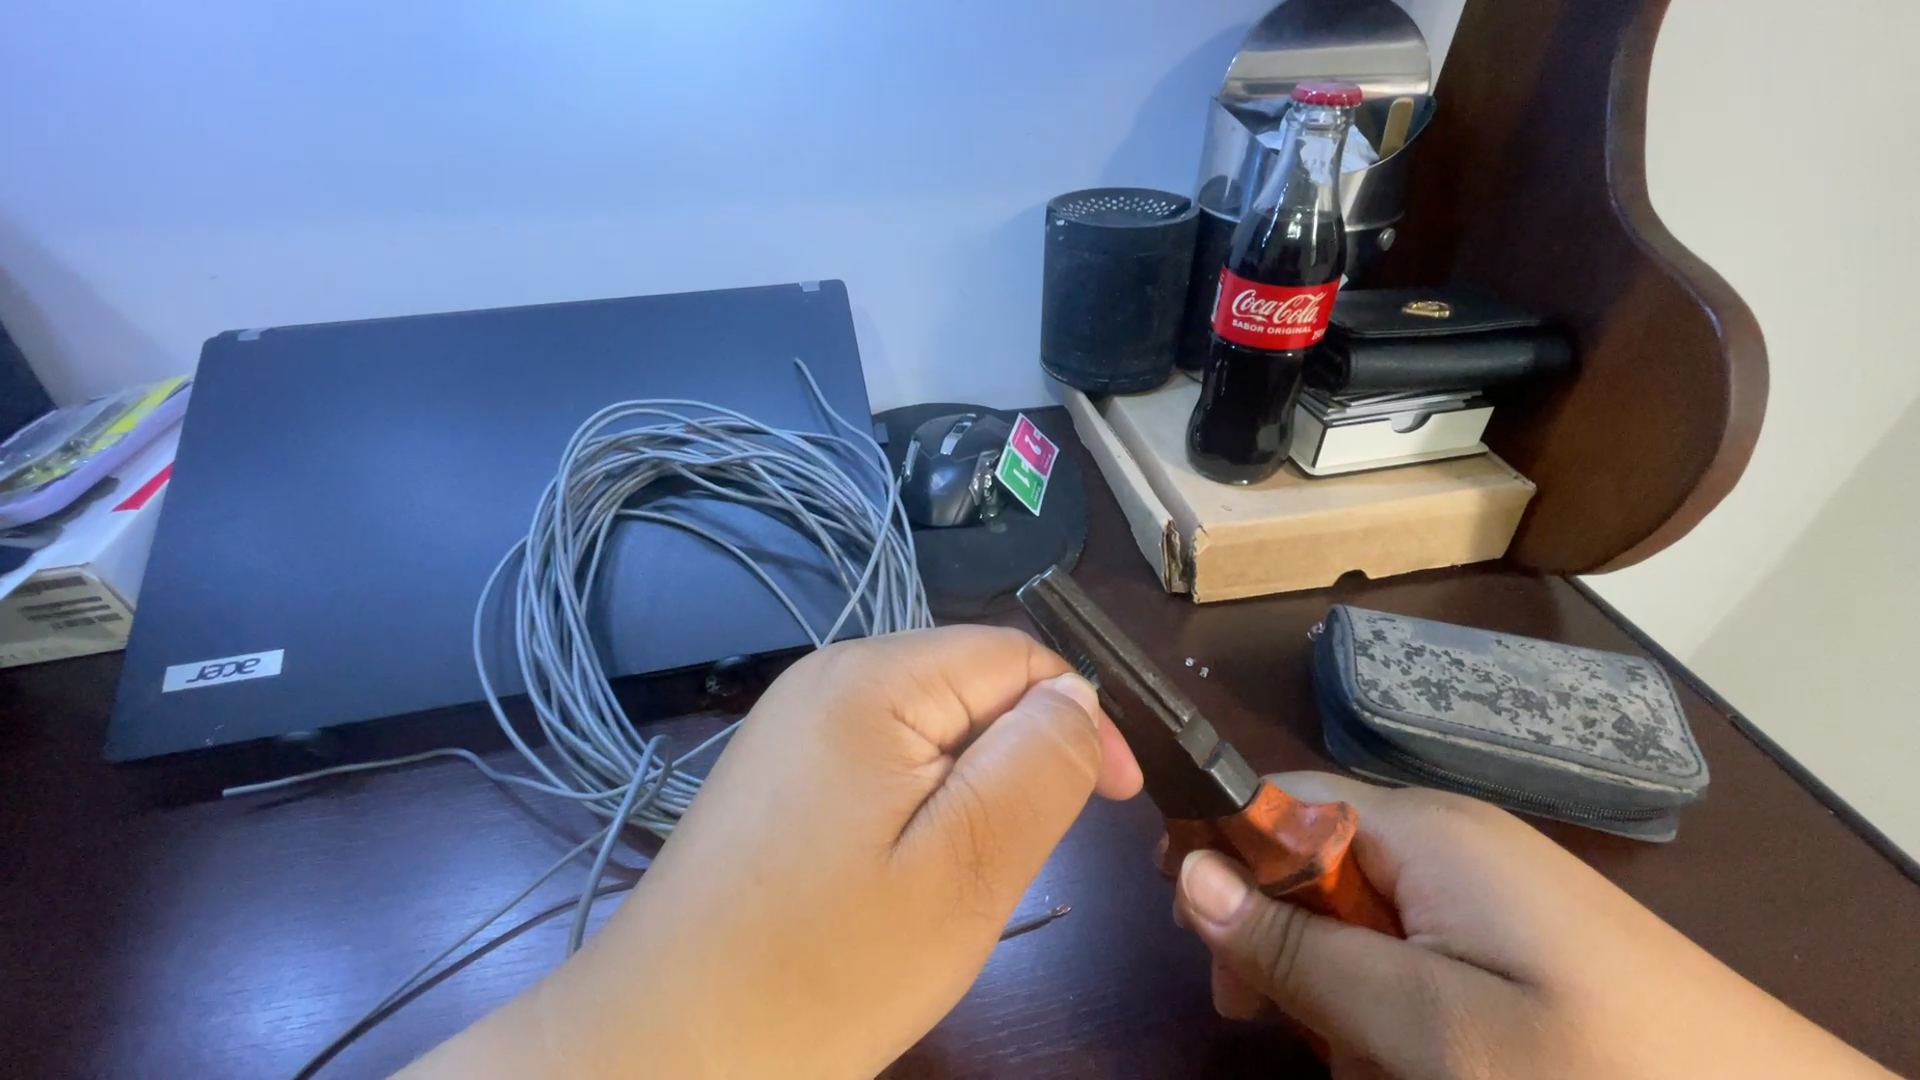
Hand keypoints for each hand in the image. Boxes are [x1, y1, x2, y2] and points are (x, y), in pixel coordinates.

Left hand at [404, 625, 1141, 1078]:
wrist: (663, 1048)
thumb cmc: (826, 967)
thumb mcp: (967, 869)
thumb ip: (1040, 765)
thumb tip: (1078, 694)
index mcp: (874, 678)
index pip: (1015, 655)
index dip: (1078, 715)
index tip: (1114, 799)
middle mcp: (829, 674)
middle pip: (970, 682)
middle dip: (1020, 753)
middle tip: (1022, 852)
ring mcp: (796, 720)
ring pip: (930, 722)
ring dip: (971, 782)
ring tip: (962, 868)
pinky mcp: (780, 766)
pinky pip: (882, 753)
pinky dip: (920, 798)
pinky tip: (901, 867)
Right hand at [1174, 772, 1896, 1078]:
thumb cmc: (1601, 1073)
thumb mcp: (1429, 1025)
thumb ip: (1300, 948)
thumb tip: (1187, 874)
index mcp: (1422, 829)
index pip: (1281, 799)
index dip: (1222, 846)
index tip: (1186, 922)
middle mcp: (1445, 841)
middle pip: (1312, 857)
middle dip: (1271, 930)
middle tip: (1246, 1010)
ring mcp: (1482, 891)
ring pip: (1355, 914)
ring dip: (1326, 980)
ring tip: (1345, 1059)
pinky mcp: (1508, 939)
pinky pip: (1409, 949)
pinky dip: (1383, 1002)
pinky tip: (1400, 1062)